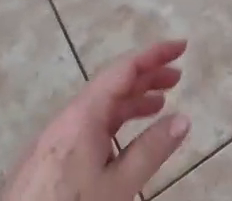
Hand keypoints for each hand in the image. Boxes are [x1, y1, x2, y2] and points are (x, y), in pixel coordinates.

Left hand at [1, 40, 191, 200]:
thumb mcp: (118, 185)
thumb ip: (151, 150)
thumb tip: (184, 118)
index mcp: (83, 115)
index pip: (123, 69)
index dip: (154, 54)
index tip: (182, 46)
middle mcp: (67, 119)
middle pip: (111, 84)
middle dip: (146, 76)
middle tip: (178, 78)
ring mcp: (54, 139)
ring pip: (98, 107)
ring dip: (131, 101)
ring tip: (159, 105)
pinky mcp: (47, 159)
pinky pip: (87, 126)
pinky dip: (113, 121)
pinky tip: (123, 138)